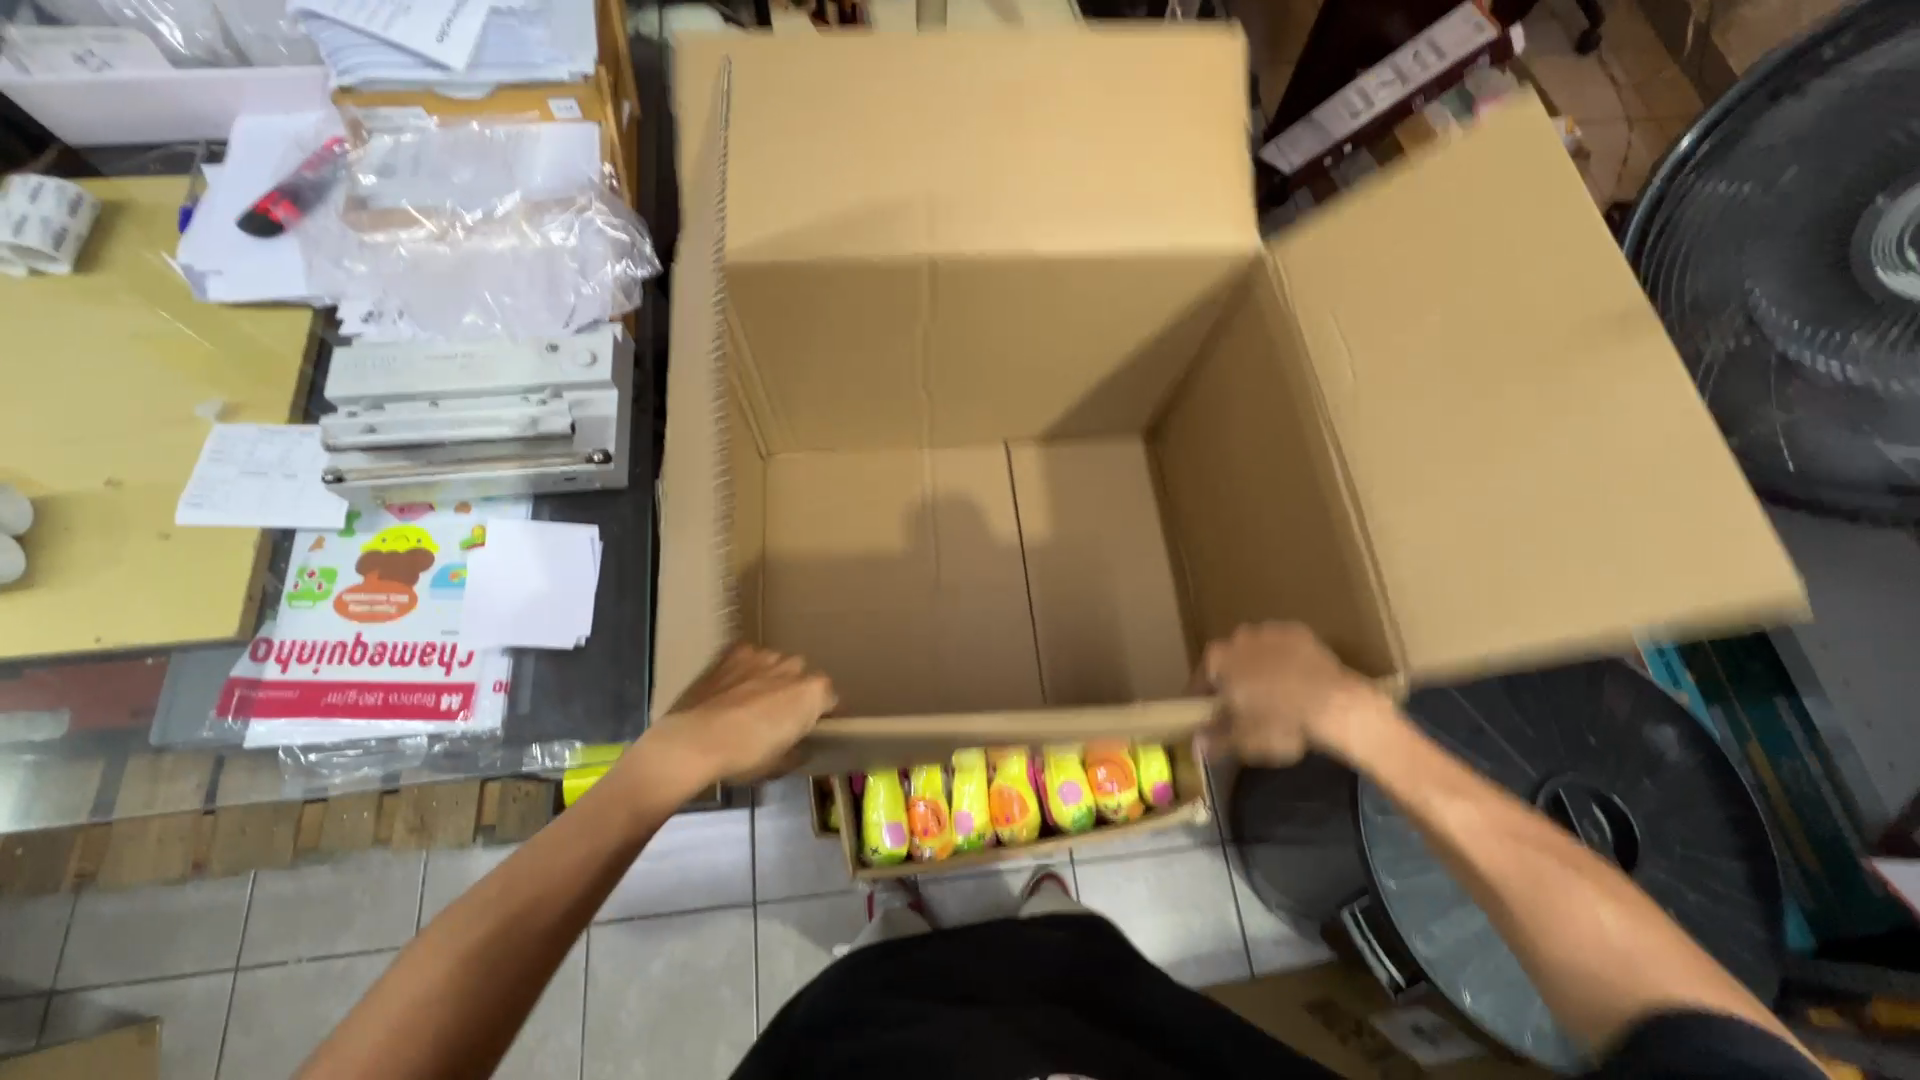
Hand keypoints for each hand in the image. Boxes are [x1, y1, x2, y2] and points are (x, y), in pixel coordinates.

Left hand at [646, 644, 836, 785]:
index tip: (811, 728)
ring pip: (776, 664)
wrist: (694, 741)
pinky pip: (748, 658)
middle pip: (803, 677)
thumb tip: (800, 746)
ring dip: (771, 679)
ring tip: (751, 701)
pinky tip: (732, 688)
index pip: (831, 700)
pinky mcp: (733, 652)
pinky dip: (745, 669)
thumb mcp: (779, 764)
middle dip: (795, 693)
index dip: (822, 715)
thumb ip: (798, 750)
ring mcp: (763, 655)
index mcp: (813, 693)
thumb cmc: (745, 756)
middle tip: (779, 717)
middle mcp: (794, 667)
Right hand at [1200, 622, 1392, 766]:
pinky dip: (1286, 662)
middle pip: (1229, 662)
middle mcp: (1238, 637)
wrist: (1334, 705)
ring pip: (1257, 653)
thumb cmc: (1279, 722)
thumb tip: (1197, 745)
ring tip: (1276, 697)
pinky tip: (1297, 683)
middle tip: (1246, 709)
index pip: (1201, 682)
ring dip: (1260, 669)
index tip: (1211, 717)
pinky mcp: (1300, 632)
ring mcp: (1270, 631)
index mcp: (1217, 659)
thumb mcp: (1243, 741)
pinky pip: (1284, 649)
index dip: (1204, 701)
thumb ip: (1215, 741)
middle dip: (1233, 681)